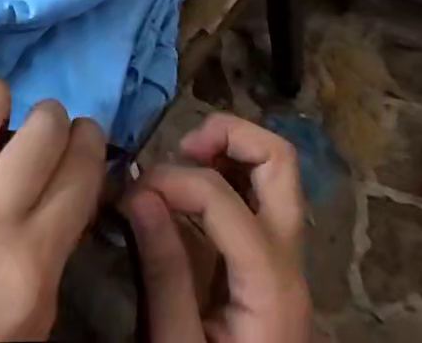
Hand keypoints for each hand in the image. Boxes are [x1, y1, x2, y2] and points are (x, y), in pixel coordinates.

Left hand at [0, 78, 106, 342]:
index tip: (83, 138)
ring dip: (0, 106)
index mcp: (29, 264)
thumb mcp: (34, 314)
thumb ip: (55, 241)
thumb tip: (68, 171)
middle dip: (53, 122)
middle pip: (44, 124)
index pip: (81, 171)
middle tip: (39, 136)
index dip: (89, 143)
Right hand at [122, 114, 310, 342]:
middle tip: (178, 151)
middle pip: (279, 162)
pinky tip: (187, 191)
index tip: (131, 198)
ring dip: (228, 150)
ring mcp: (286, 259)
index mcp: (271, 285)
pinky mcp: (271, 264)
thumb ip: (164, 270)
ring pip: (276, 171)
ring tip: (181, 163)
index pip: (222, 195)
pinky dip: (226, 172)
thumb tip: (140, 192)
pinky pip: (259, 194)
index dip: (171, 181)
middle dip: (226, 136)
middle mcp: (289, 261)